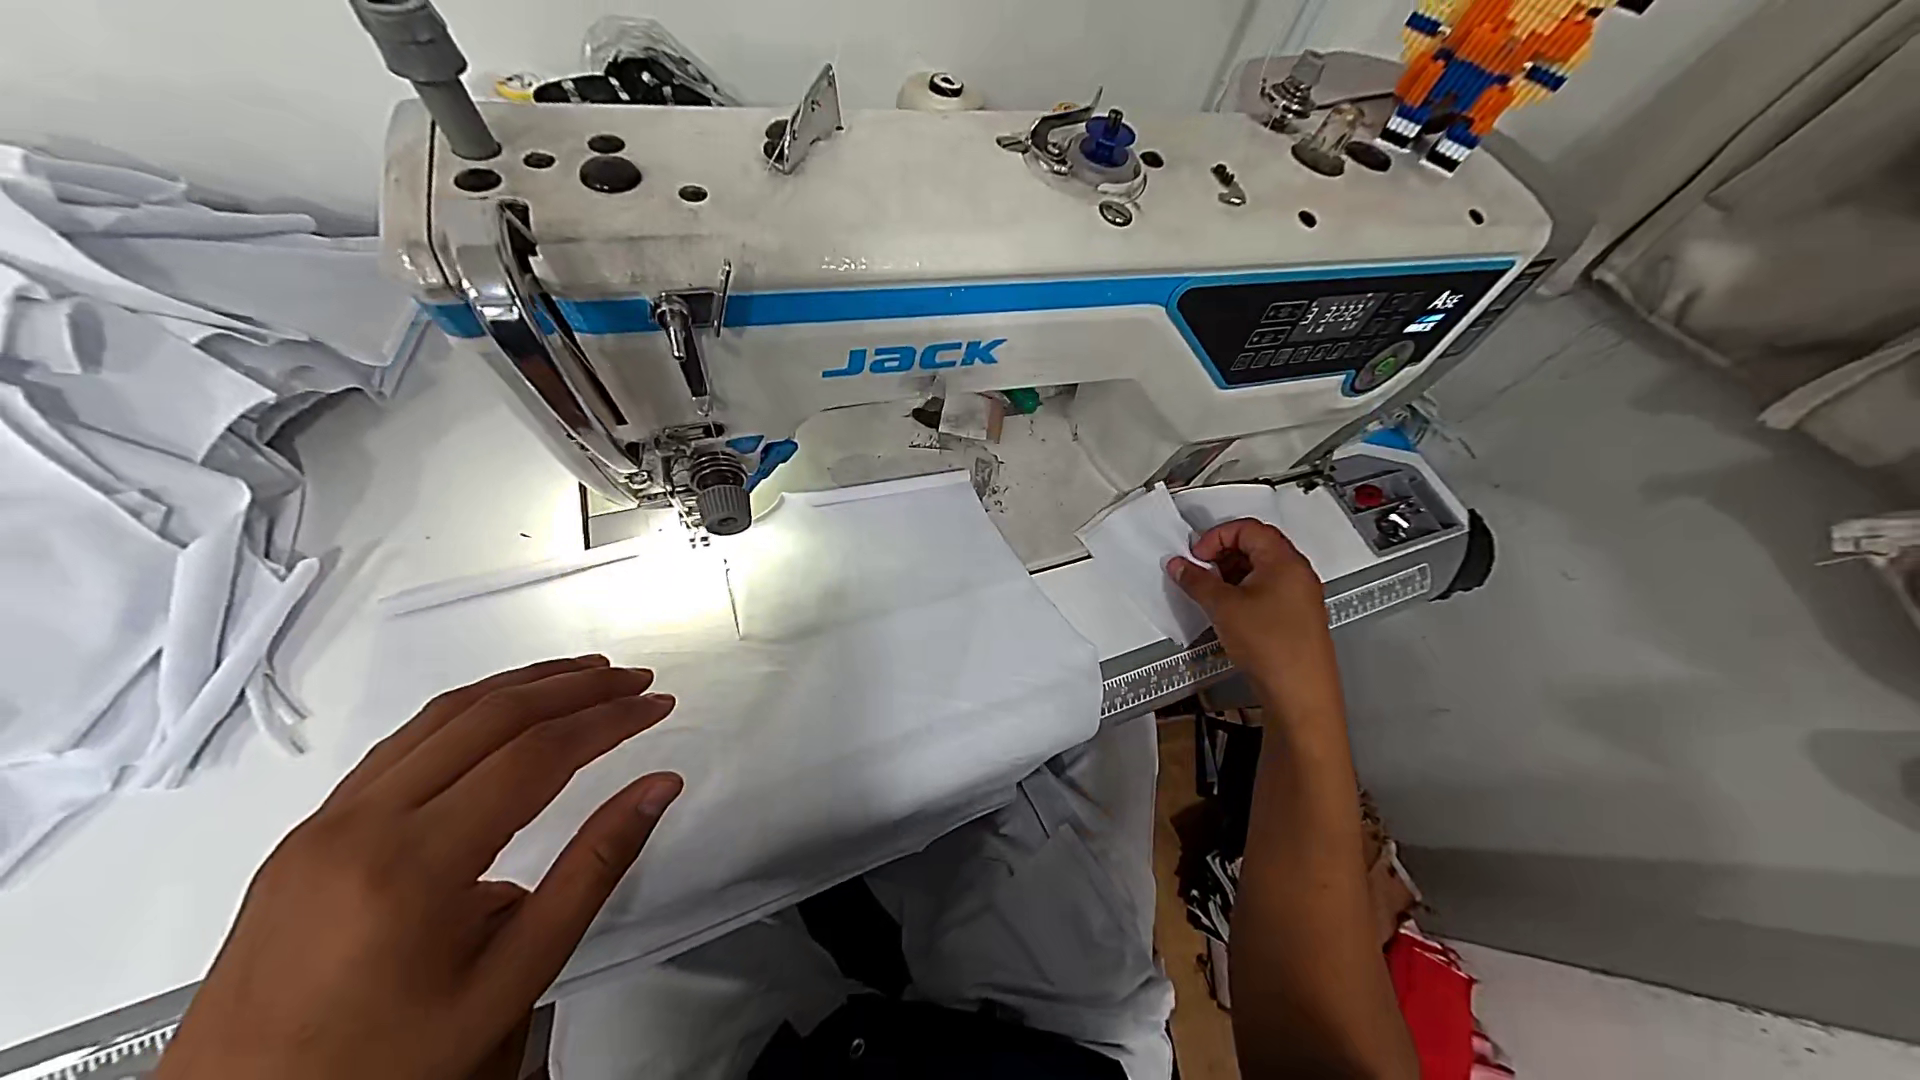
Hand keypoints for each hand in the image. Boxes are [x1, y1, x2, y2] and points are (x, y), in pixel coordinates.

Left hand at [155, 656, 684, 1079]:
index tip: (655, 705)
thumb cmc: (382, 1066)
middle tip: (632, 680)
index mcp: (412, 867)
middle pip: (492, 716)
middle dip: (577, 686)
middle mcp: (359, 827)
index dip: (610, 719)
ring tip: (584, 674)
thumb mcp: (515, 974)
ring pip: (443, 714)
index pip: (537, 754)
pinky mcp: (311, 830)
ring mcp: (325, 823)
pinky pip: (404, 740)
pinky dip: (472, 707)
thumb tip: (655, 791)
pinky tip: (503, 707)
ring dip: (525, 683)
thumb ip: (595, 868)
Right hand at [1166, 520, 1341, 724]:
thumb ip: (1197, 581)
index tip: (1198, 554)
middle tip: (1201, 569)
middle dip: (1223, 554)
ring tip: (1211, 592)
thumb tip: (1182, 567)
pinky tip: (1229, 611)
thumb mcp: (1223, 607)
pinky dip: (1244, 591)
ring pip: (1261, 569)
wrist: (1299, 691)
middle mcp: (1297, 573)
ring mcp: (1300, 595)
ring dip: (1232, 573)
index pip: (1248, 528)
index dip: (1217, 536)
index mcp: (1285, 561)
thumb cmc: (1276, 649)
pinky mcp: (1296, 616)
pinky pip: (1268, 590)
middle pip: (1256, 545)